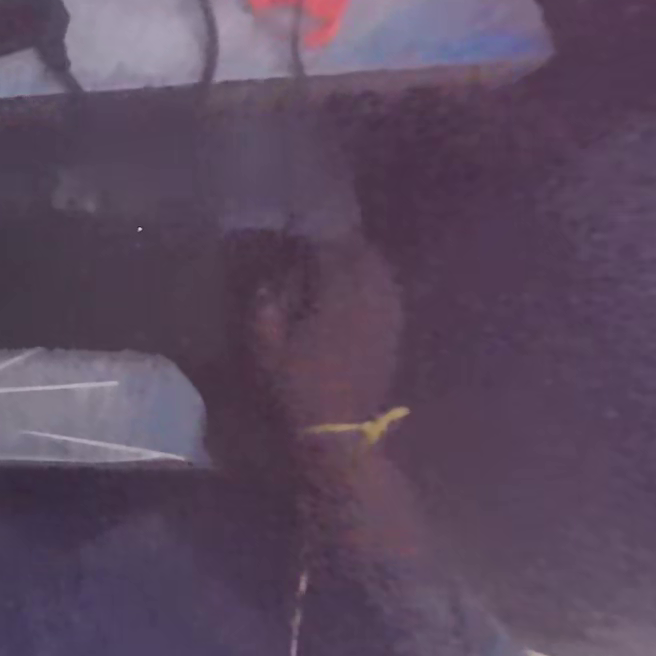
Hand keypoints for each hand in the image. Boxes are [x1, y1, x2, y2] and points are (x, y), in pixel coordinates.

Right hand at [250, 236, 403, 430]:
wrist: (335, 424)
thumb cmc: (292, 384)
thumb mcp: (263, 347)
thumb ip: (265, 308)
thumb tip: (270, 282)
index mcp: (336, 302)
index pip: (331, 255)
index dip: (313, 240)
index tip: (295, 232)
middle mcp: (369, 303)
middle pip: (363, 258)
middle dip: (342, 244)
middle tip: (319, 238)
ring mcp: (386, 318)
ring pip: (381, 274)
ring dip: (361, 259)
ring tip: (340, 253)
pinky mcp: (392, 332)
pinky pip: (388, 293)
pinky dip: (375, 279)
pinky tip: (361, 281)